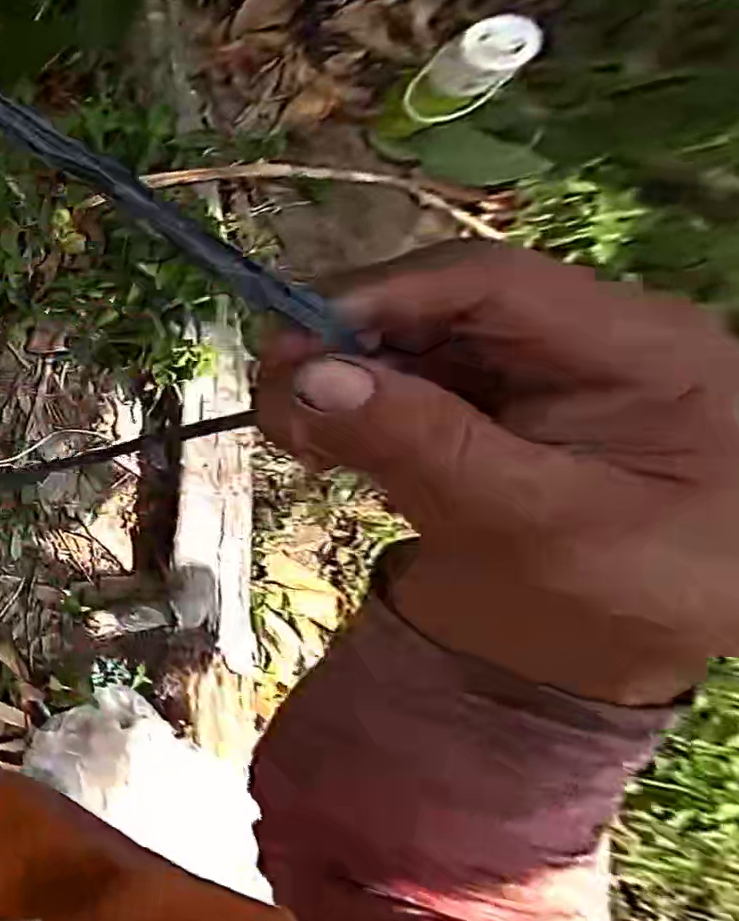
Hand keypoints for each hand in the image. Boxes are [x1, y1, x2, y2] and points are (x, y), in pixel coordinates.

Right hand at [257, 242, 738, 704]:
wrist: (587, 639)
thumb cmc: (602, 592)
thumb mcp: (527, 522)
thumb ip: (421, 443)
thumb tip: (309, 376)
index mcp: (636, 349)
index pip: (485, 281)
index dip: (375, 298)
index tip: (289, 349)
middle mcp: (559, 337)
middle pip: (412, 302)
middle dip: (329, 350)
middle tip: (284, 415)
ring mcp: (496, 365)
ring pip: (371, 337)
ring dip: (314, 385)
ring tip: (310, 453)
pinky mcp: (447, 393)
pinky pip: (360, 375)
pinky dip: (319, 408)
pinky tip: (324, 454)